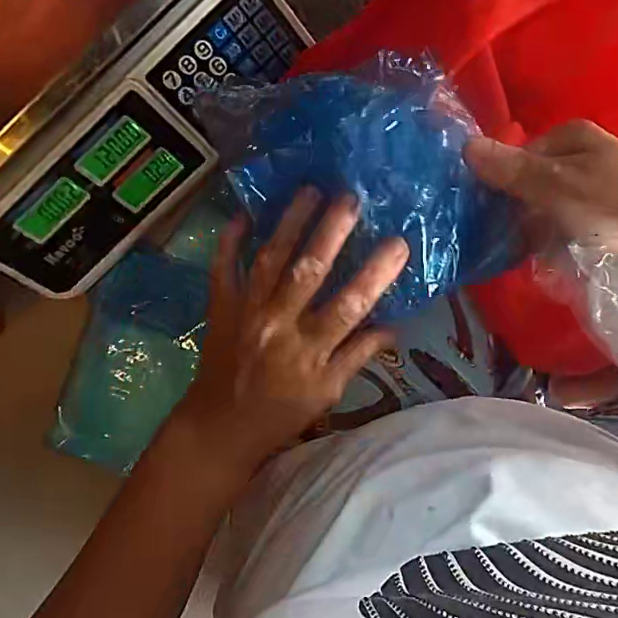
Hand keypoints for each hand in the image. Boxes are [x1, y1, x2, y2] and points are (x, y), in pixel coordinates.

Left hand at [170, 188, 409, 472]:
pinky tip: (243, 214)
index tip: (398, 243)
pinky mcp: (220, 307)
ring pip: (270, 260)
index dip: (375, 274)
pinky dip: (229, 241)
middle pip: (308, 271)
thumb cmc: (281, 413)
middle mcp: (279, 324)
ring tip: (309, 190)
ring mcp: (246, 312)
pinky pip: (223, 269)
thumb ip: (357, 357)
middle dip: (331, 232)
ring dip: (289, 223)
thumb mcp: (328, 393)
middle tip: (350, 198)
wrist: (219, 427)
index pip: (350, 305)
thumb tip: (392, 328)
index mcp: (310, 350)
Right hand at [465, 121, 617, 276]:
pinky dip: (559, 244)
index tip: (484, 218)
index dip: (497, 185)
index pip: (515, 156)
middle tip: (507, 243)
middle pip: (531, 183)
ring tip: (532, 257)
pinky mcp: (611, 218)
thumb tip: (465, 147)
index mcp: (573, 136)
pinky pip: (569, 228)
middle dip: (517, 213)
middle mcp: (585, 155)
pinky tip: (557, 262)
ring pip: (548, 209)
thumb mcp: (563, 189)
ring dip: (536, 233)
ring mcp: (599, 188)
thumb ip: (514, 171)